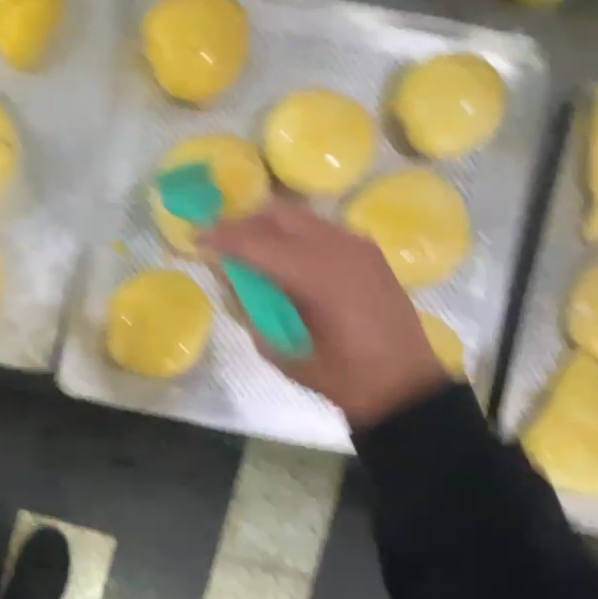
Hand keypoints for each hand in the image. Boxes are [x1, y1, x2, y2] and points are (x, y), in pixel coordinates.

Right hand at [201, 200, 447, 428]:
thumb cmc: (339, 375)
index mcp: (314, 274)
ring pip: (302, 217)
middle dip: (243, 224)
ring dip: (269, 227)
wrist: (402, 383)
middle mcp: (337, 247)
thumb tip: (231, 280)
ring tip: (247, 249)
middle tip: (218, 241)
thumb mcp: (281, 349)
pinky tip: (282, 259)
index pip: (255, 242)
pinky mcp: (368, 253)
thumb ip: (252, 310)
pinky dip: (295, 236)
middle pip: (278, 215)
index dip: (221, 237)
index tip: (195, 238)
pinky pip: (322, 230)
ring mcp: (357, 246)